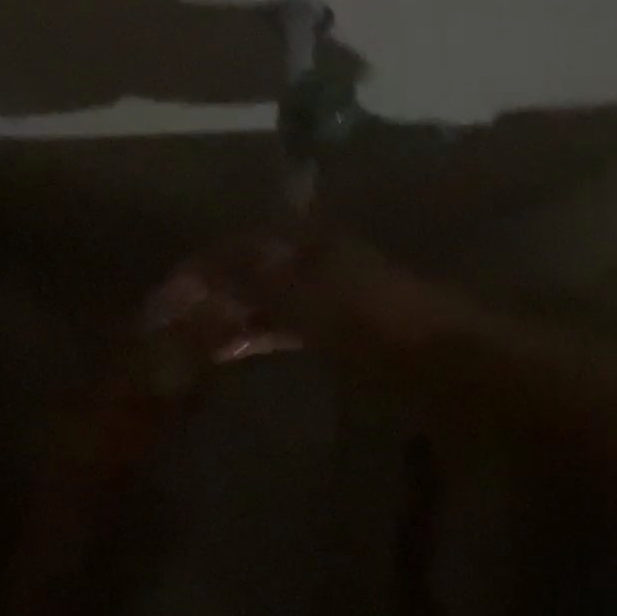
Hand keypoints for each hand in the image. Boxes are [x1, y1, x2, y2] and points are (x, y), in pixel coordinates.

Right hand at [184, 221, 463, 357]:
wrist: (451, 367)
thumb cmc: (380, 328)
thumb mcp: (314, 301)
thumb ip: (258, 284)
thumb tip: (207, 270)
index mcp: (312, 248)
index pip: (243, 249)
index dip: (203, 267)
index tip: (165, 293)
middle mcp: (319, 266)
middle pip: (253, 273)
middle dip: (212, 293)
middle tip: (170, 323)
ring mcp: (332, 301)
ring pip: (267, 303)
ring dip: (231, 317)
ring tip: (192, 342)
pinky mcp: (344, 335)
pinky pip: (286, 329)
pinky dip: (257, 336)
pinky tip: (236, 351)